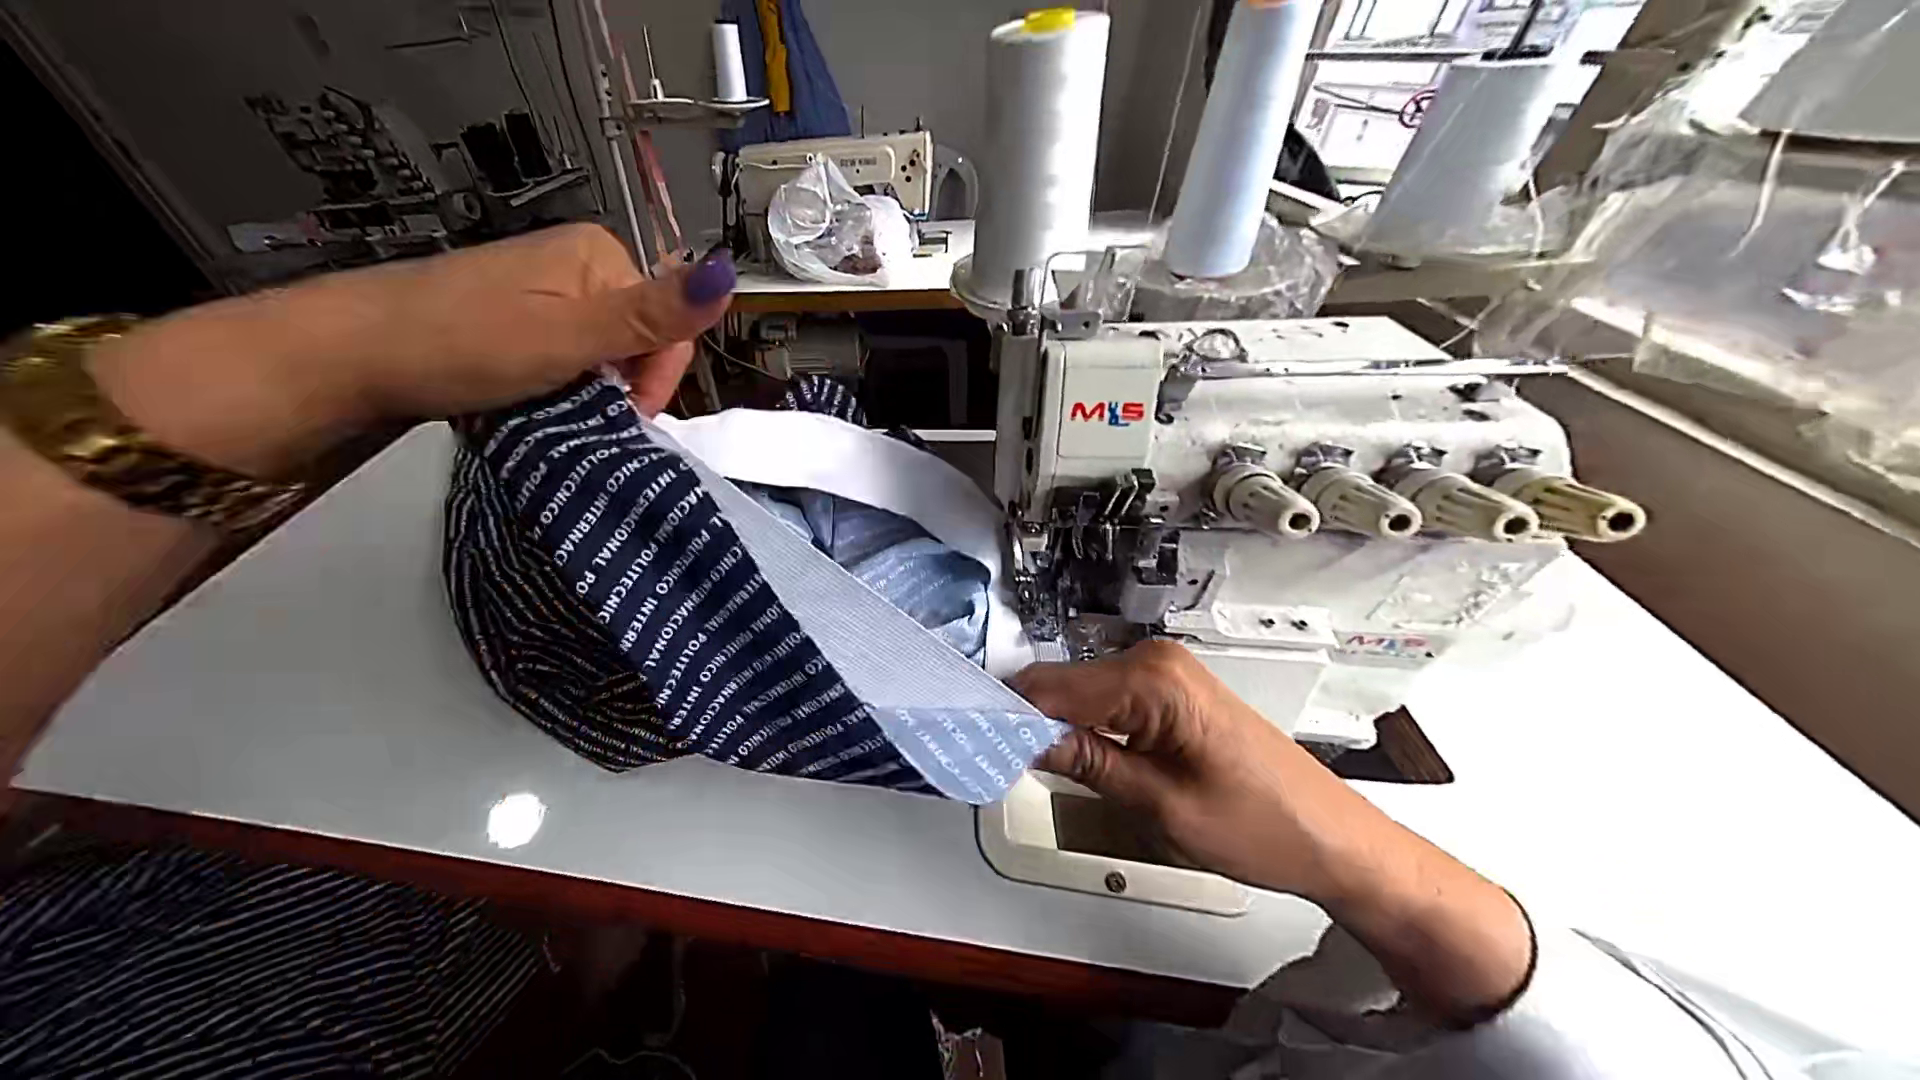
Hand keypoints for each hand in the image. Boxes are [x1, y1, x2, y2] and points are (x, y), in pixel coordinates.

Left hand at [88, 224, 733, 474]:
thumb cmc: (465, 344)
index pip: (671, 328)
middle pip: (644, 341)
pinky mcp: (525, 314)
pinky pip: (578, 353)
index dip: (657, 379)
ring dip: (597, 389)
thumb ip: (651, 315)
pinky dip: (571, 382)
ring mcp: (550, 287)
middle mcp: (580, 262)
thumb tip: (728, 276)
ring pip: (612, 353)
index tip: (624, 415)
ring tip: (558, 406)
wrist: (351, 358)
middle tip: (584, 412)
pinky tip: (544, 394)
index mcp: (601, 254)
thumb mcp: (572, 337)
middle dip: (625, 385)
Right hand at [1012, 640, 1364, 899]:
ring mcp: (1164, 673)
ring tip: (1026, 762)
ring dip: (1053, 723)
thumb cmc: (1265, 825)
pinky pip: (1106, 698)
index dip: (1009, 715)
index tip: (975, 741)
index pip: (1053, 687)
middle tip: (995, 760)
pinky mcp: (1169, 690)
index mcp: (1154, 679)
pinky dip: (1081, 723)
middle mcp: (1156, 661)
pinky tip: (1068, 751)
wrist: (1331, 837)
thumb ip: (1088, 762)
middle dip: (1028, 720)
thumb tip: (1027, 738)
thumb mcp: (1160, 805)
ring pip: (1080, 691)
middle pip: (1063, 683)